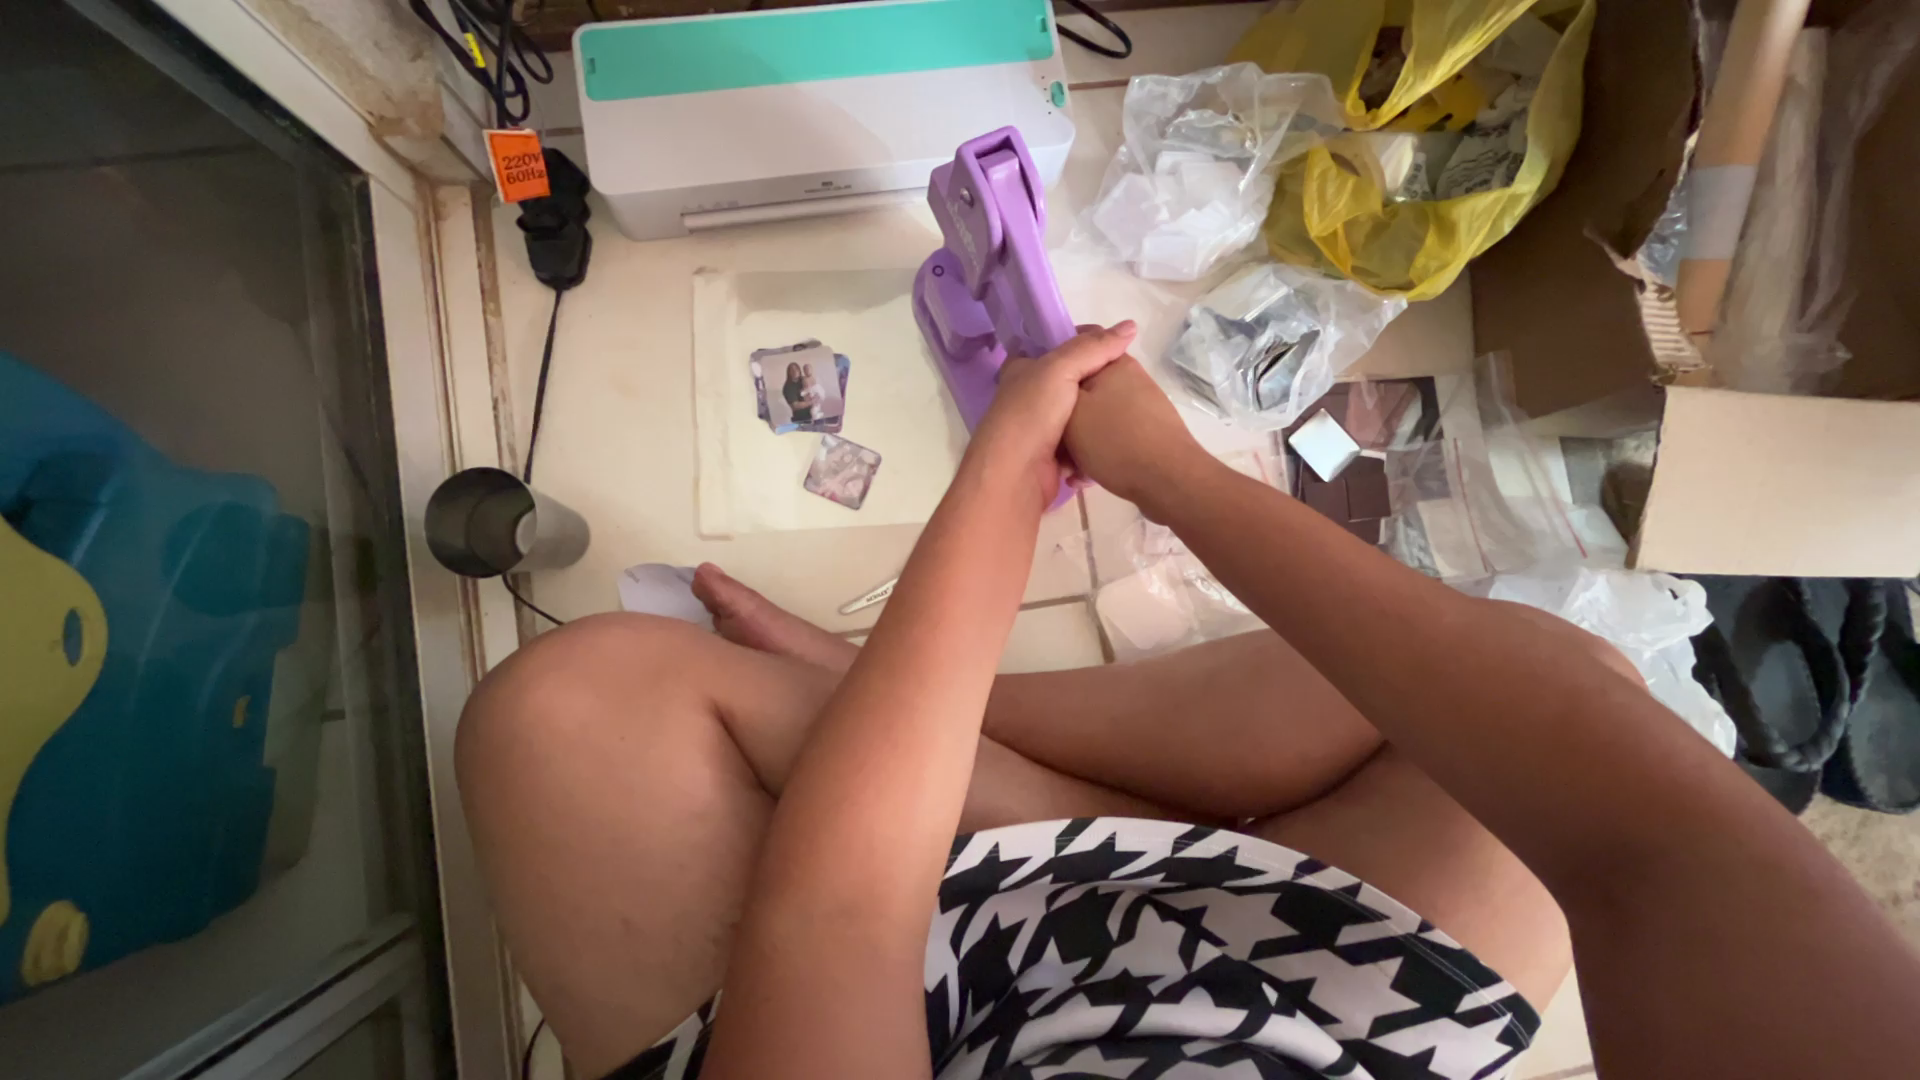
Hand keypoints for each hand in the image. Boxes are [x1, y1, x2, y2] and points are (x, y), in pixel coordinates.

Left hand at [964, 322, 1136, 507]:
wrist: (1015, 476)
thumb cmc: (1031, 414)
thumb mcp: (1061, 369)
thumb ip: (1094, 347)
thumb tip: (1131, 326)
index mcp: (1023, 368)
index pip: (1057, 345)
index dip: (1085, 341)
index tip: (1118, 345)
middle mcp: (1029, 396)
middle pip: (1072, 382)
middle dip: (1098, 382)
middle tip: (1130, 379)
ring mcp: (1041, 428)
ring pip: (1079, 415)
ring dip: (1099, 416)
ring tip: (1129, 408)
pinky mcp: (1053, 456)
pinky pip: (1081, 444)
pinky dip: (1094, 443)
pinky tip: (1115, 437)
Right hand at [1063, 351, 1208, 507]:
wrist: (1167, 479)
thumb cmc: (1114, 441)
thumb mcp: (1071, 414)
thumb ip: (1057, 393)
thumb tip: (1053, 381)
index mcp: (1114, 364)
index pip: (1079, 345)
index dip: (1053, 363)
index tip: (1036, 387)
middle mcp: (1129, 379)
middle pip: (1084, 389)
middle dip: (1065, 416)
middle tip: (1051, 440)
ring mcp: (1140, 407)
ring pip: (1095, 418)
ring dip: (1079, 442)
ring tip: (1069, 468)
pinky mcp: (1147, 433)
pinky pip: (1110, 437)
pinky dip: (1096, 453)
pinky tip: (1086, 477)